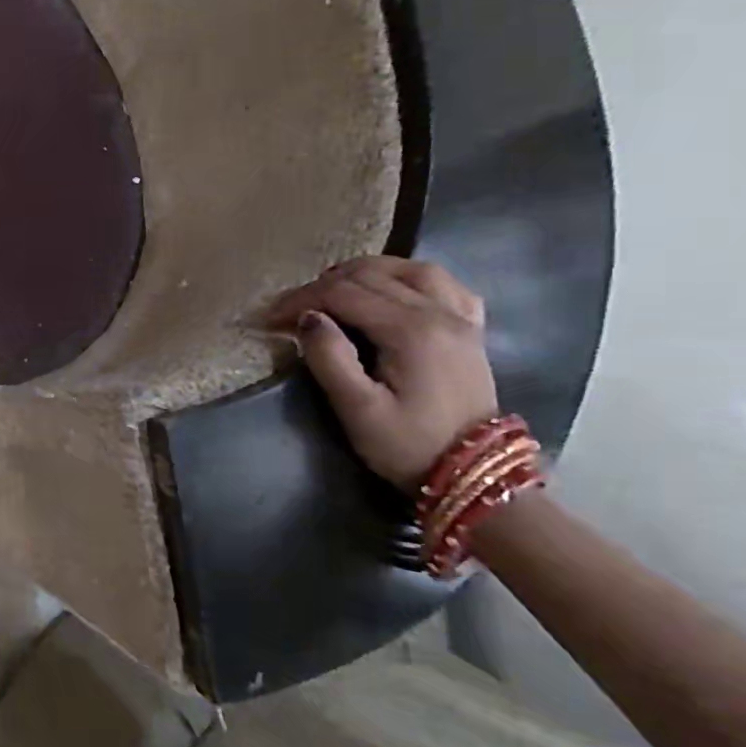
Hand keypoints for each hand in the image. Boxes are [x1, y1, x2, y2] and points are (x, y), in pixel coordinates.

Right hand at [266, 256, 497, 490]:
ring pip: (407, 269)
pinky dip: (411, 277)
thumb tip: (308, 318)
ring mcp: (460, 318)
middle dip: (320, 287)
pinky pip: (443, 284)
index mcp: (410, 331)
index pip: (341, 294)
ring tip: (334, 288)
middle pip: (369, 276)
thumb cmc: (409, 446)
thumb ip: (330, 358)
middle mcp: (439, 313)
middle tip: (290, 310)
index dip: (300, 299)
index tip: (270, 317)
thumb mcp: (357, 410)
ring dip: (364, 272)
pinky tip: (394, 287)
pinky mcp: (470, 330)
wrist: (475, 477)